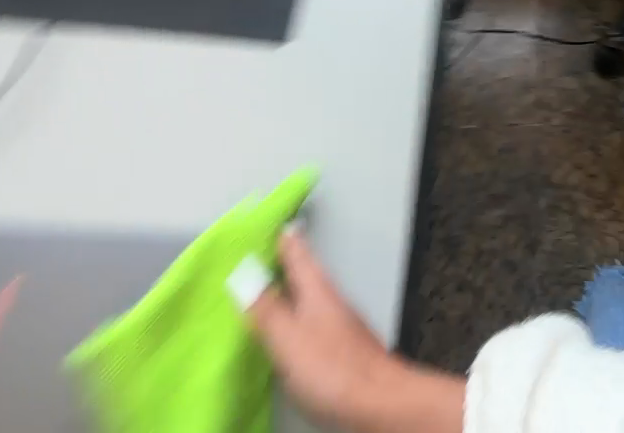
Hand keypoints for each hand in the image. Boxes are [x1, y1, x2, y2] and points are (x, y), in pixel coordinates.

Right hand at [247, 232, 464, 432]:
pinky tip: (285, 331)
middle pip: (304, 274)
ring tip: (265, 289)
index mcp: (318, 292)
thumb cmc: (332, 370)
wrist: (378, 402)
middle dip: (284, 263)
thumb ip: (267, 310)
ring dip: (287, 290)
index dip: (285, 239)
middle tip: (260, 253)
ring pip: (307, 297)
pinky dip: (293, 317)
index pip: (299, 255)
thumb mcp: (290, 339)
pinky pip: (310, 321)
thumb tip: (244, 275)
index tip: (270, 222)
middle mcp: (330, 301)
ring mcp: (338, 325)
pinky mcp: (339, 349)